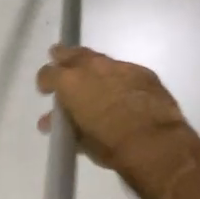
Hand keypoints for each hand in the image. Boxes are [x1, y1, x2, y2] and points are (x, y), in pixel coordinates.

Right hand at [36, 45, 190, 172]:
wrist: (155, 142)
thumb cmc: (109, 144)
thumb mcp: (78, 138)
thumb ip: (64, 123)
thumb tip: (49, 122)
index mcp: (70, 82)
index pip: (47, 73)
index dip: (45, 81)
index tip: (46, 90)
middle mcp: (92, 67)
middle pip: (72, 54)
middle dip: (64, 58)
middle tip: (61, 64)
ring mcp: (120, 67)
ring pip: (99, 60)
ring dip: (92, 68)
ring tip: (91, 79)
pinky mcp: (143, 72)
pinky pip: (124, 70)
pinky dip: (118, 78)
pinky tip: (122, 91)